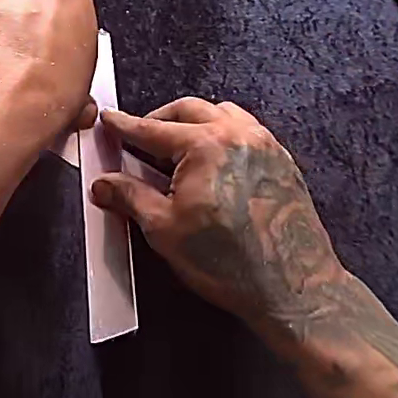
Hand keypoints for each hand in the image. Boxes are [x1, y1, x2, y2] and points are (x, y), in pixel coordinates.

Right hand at [89, 99, 350, 340]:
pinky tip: (211, 158)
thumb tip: (103, 184)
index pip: (152, 128)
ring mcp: (264, 144)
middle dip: (159, 118)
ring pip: (220, 113)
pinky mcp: (281, 159)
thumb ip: (130, 197)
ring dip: (193, 121)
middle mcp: (237, 134)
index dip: (125, 126)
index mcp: (206, 145)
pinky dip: (221, 132)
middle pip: (188, 110)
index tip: (110, 121)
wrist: (293, 287)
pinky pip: (245, 130)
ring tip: (176, 146)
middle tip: (138, 135)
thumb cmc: (229, 262)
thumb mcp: (164, 229)